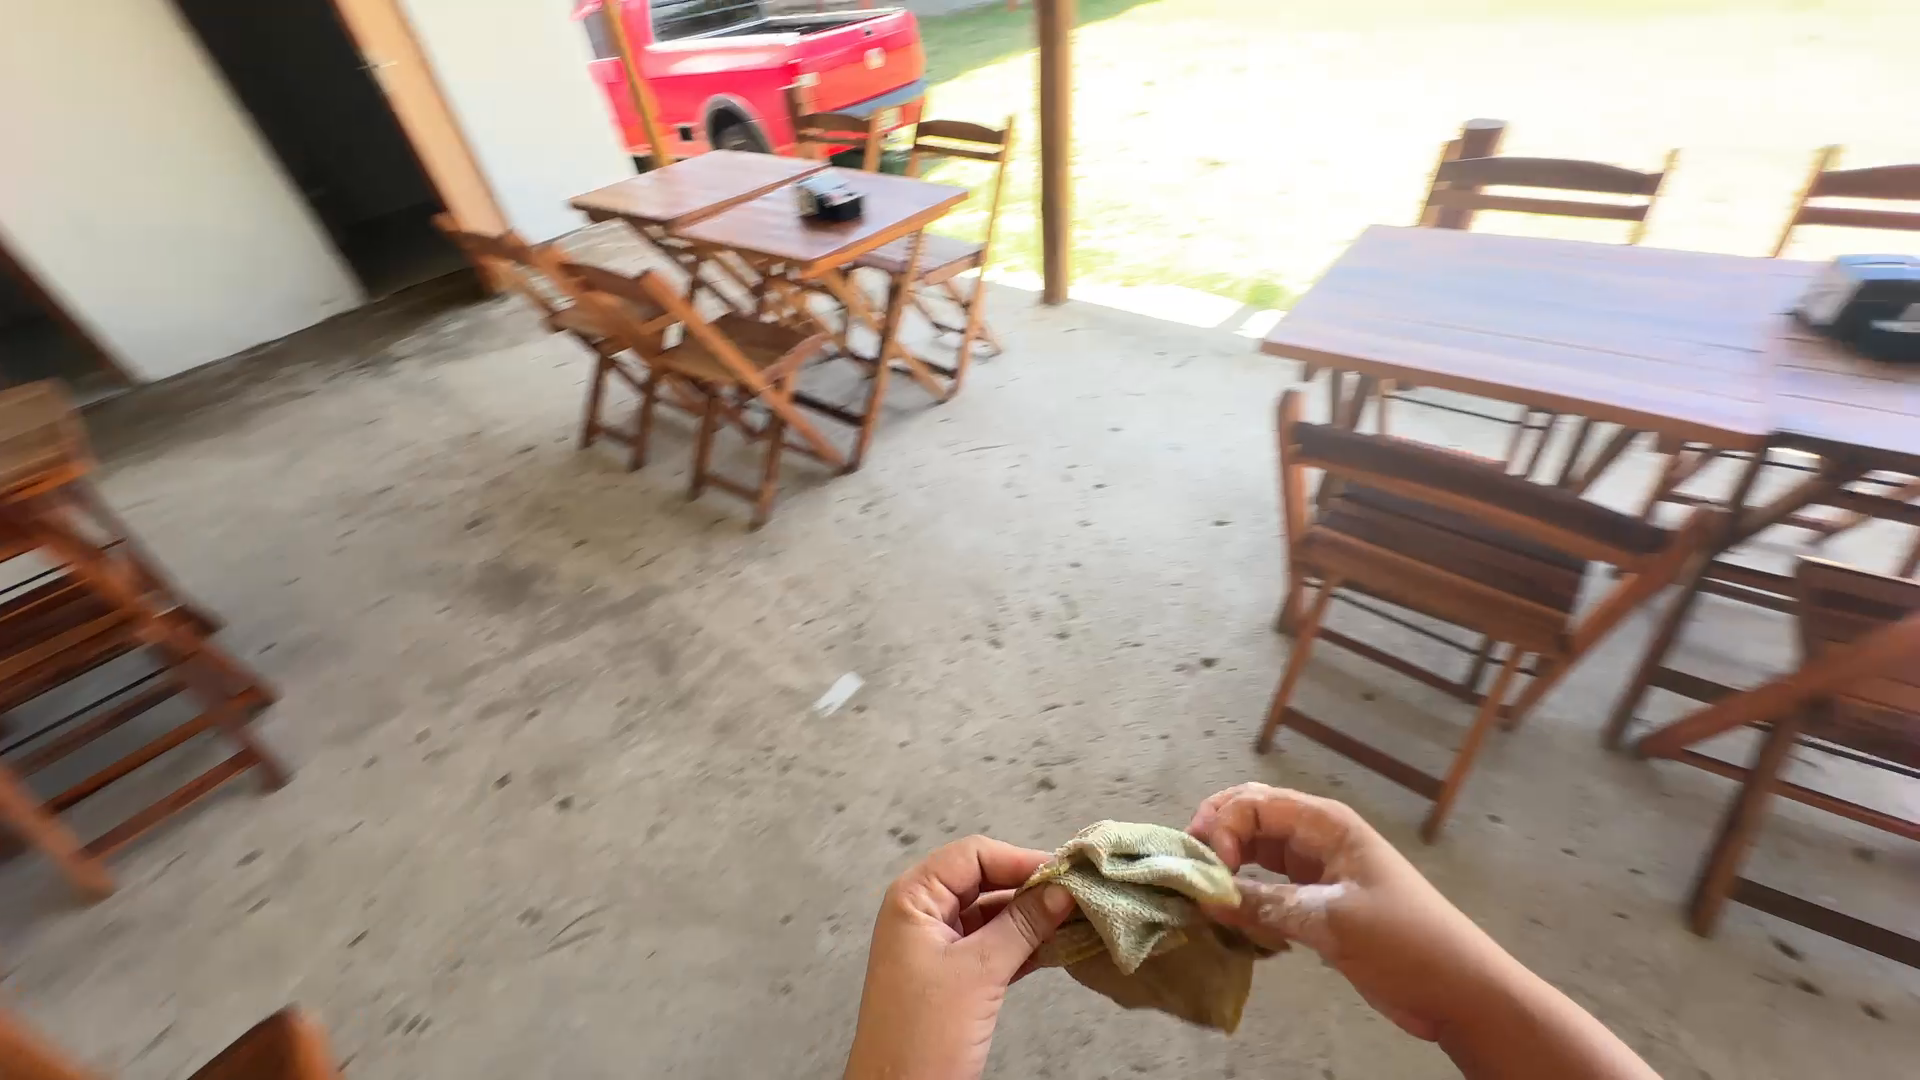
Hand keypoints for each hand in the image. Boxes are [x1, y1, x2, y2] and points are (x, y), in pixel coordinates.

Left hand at [844, 836, 1076, 1079]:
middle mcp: (923, 911)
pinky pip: (991, 943)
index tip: (1063, 873)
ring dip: (1028, 916)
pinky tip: (1054, 945)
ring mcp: (936, 943)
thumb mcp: (978, 973)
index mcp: (914, 896)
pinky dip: (1021, 943)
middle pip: (982, 879)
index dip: (1017, 859)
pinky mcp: (952, 974)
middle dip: (1026, 886)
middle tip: (1074, 894)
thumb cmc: (923, 1035)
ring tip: (1073, 918)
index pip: (972, 855)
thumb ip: (1021, 926)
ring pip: (990, 912)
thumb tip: (1061, 890)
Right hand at [1186, 783, 1521, 1040]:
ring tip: (1202, 882)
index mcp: (1324, 822)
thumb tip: (1205, 898)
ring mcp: (1314, 864)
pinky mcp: (1314, 896)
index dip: (1223, 828)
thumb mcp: (1331, 921)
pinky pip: (1265, 878)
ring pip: (1254, 844)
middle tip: (1190, 862)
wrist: (1463, 993)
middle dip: (1215, 830)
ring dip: (1226, 858)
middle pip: (1248, 813)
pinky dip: (1242, 886)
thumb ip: (1264, 905)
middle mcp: (1314, 833)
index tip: (1213, 869)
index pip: (1253, 804)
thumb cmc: (1405, 942)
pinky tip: (1228, 903)